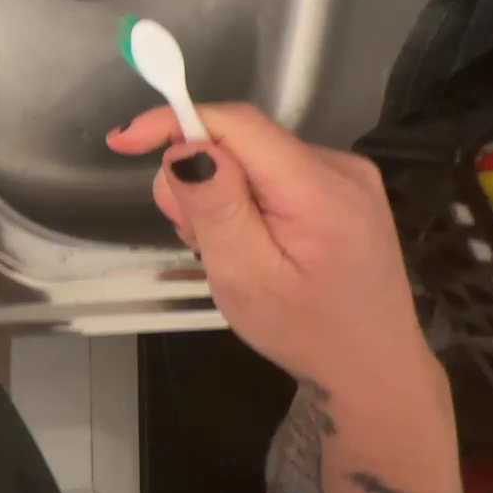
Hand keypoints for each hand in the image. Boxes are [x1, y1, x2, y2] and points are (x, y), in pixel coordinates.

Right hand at [107, 104, 439, 397]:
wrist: (370, 370)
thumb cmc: (304, 330)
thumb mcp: (245, 275)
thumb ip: (216, 207)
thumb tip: (183, 149)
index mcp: (319, 188)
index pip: (235, 124)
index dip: (172, 122)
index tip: (121, 143)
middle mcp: (336, 167)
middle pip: (234, 140)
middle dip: (192, 177)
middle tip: (193, 235)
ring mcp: (338, 177)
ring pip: (240, 156)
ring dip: (210, 194)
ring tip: (222, 247)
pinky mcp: (332, 189)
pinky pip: (258, 172)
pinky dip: (231, 199)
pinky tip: (243, 240)